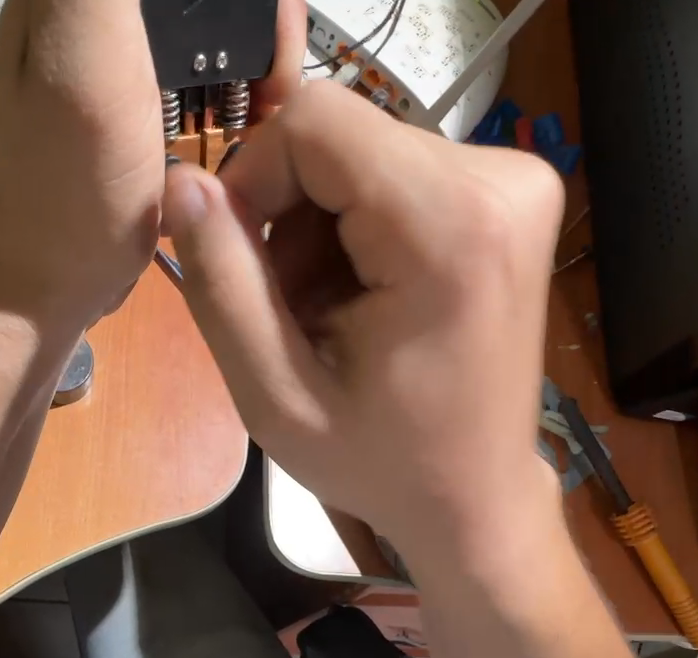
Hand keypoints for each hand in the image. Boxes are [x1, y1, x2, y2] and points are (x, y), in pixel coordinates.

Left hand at [0, 0, 307, 343]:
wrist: (52, 289)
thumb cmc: (70, 190)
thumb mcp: (86, 55)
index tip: (272, 29)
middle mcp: (92, 10)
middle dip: (253, 16)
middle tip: (280, 77)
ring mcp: (113, 58)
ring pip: (204, 18)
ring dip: (253, 50)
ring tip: (275, 104)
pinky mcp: (132, 106)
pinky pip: (197, 68)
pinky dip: (234, 86)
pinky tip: (252, 119)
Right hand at [161, 82, 567, 570]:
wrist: (472, 495)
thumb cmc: (379, 463)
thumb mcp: (277, 397)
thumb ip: (222, 285)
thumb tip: (183, 184)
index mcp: (450, 227)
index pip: (315, 123)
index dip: (254, 181)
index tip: (242, 263)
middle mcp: (499, 180)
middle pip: (338, 140)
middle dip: (290, 222)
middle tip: (292, 315)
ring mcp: (515, 182)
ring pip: (361, 158)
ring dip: (320, 235)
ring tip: (328, 321)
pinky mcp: (509, 195)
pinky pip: (395, 177)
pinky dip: (357, 234)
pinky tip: (362, 305)